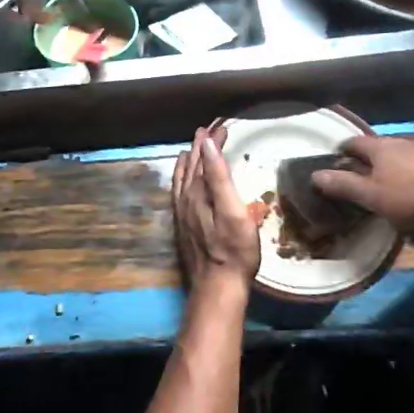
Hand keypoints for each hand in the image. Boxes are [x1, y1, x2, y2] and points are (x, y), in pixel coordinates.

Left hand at [172, 125, 259, 300]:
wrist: (217, 286)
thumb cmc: (233, 249)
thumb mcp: (232, 210)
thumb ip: (219, 177)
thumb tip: (207, 145)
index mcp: (198, 192)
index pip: (204, 159)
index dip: (212, 142)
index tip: (221, 126)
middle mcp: (186, 200)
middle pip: (192, 167)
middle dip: (200, 148)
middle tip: (206, 131)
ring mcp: (183, 214)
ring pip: (183, 180)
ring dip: (189, 163)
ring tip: (191, 151)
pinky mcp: (184, 227)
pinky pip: (180, 194)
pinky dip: (182, 181)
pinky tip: (185, 185)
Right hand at [310, 134, 413, 266]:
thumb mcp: (374, 198)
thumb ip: (344, 186)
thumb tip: (314, 174)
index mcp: (381, 148)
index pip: (353, 143)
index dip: (342, 151)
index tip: (335, 160)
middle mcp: (405, 141)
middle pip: (382, 147)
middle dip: (372, 160)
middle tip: (366, 178)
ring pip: (408, 154)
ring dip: (400, 166)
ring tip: (398, 186)